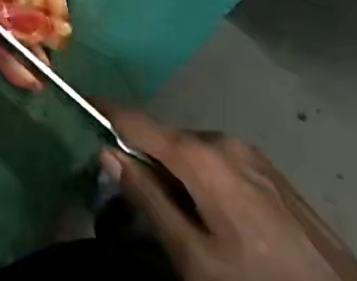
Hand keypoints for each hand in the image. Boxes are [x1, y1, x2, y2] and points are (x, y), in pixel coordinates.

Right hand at [98, 105, 356, 280]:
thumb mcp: (193, 256)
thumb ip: (148, 199)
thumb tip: (110, 152)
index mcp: (200, 156)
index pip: (136, 120)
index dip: (104, 110)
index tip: (80, 101)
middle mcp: (225, 143)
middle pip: (166, 139)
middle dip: (146, 157)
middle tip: (134, 191)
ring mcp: (256, 157)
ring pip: (195, 153)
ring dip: (178, 172)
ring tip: (179, 213)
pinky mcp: (277, 176)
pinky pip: (224, 165)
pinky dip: (206, 180)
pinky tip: (217, 218)